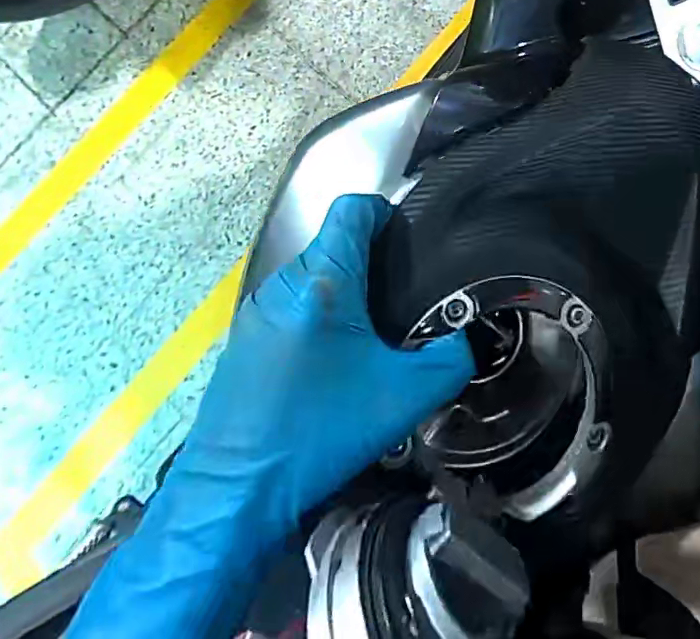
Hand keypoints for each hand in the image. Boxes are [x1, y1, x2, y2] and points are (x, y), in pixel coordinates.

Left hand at [69, 196, 471, 638]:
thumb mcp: (402, 398)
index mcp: (322, 281)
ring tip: (368, 336)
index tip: (405, 237)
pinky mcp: (244, 335)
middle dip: (369, 263)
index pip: (352, 209)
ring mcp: (257, 308)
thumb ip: (448, 359)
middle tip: (399, 300)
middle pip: (334, 245)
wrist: (235, 491)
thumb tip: (463, 339)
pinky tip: (329, 361)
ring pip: (312, 278)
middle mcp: (283, 282)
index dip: (384, 211)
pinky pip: (290, 305)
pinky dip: (316, 316)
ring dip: (342, 294)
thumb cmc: (319, 434)